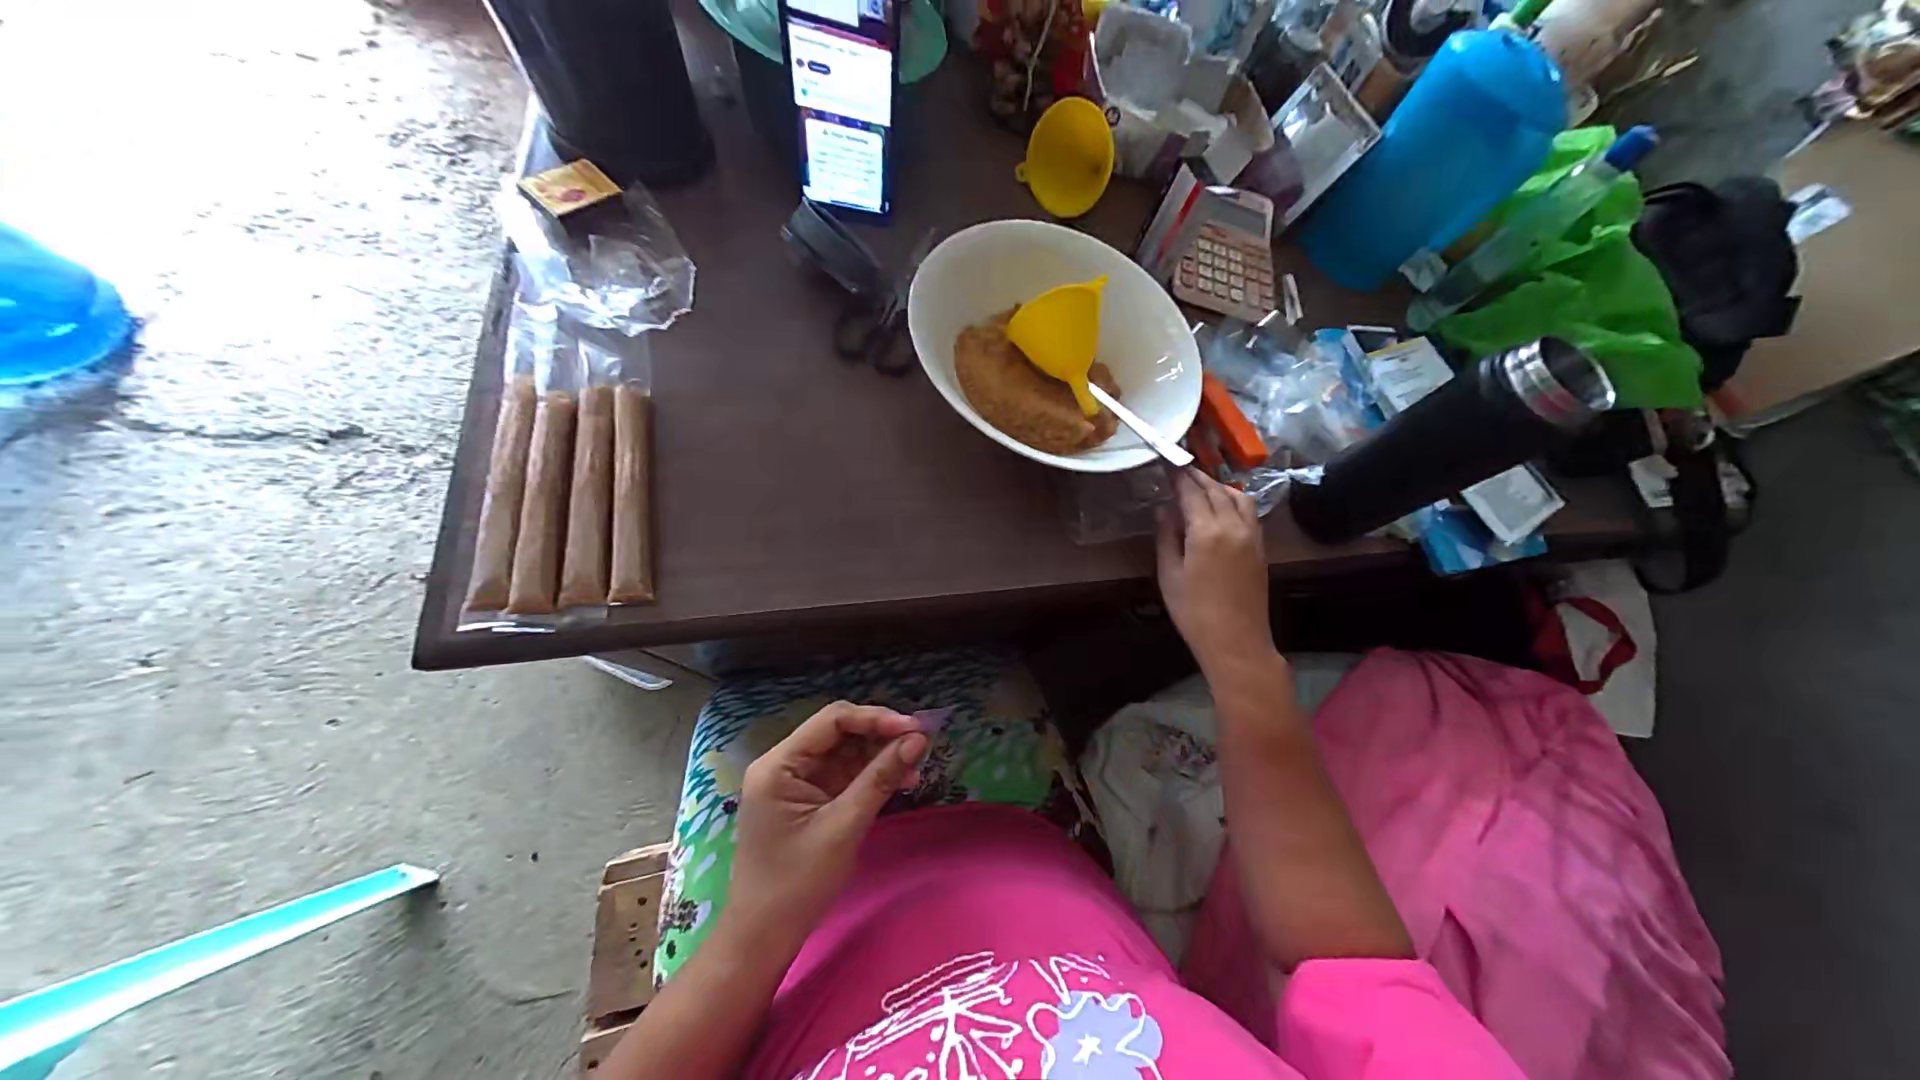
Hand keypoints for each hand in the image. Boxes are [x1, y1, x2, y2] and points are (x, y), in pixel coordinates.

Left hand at [724, 702, 928, 951]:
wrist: (764, 938)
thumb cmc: (797, 884)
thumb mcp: (844, 827)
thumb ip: (880, 778)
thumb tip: (918, 739)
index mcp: (779, 764)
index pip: (833, 721)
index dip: (876, 718)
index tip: (915, 729)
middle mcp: (784, 764)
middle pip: (840, 733)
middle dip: (881, 736)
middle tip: (921, 746)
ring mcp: (796, 782)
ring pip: (846, 752)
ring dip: (881, 755)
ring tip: (916, 766)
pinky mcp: (809, 799)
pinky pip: (845, 774)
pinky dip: (872, 775)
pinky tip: (902, 781)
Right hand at [1156, 467, 1274, 671]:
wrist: (1237, 642)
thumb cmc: (1194, 612)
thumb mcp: (1170, 574)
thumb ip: (1167, 537)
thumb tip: (1164, 510)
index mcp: (1208, 531)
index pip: (1192, 492)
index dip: (1178, 476)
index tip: (1166, 463)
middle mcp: (1234, 526)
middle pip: (1216, 490)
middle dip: (1197, 478)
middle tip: (1179, 470)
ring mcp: (1252, 536)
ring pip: (1239, 497)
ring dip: (1219, 486)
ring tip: (1201, 486)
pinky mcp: (1260, 548)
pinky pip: (1249, 513)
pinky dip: (1234, 501)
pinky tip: (1222, 508)